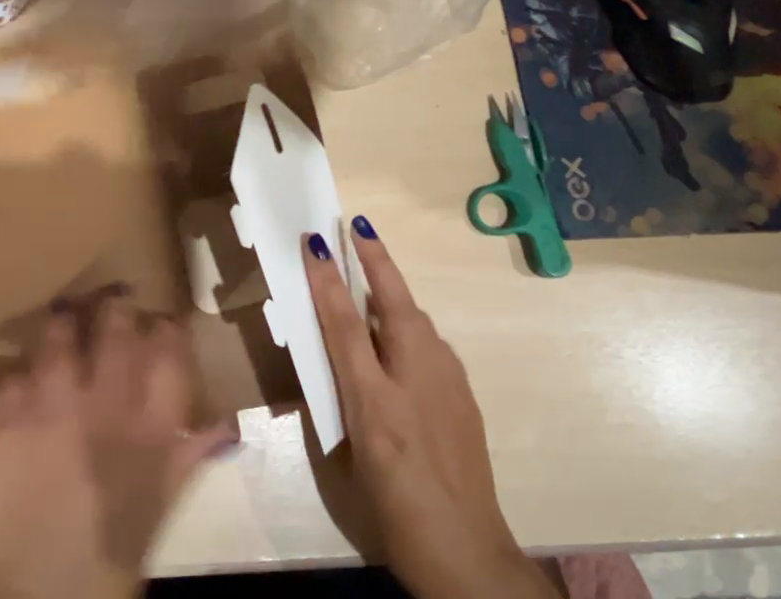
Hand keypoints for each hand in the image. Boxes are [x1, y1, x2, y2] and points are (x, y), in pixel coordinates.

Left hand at [0, 294, 237, 598]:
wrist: (19, 598)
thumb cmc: (100, 563)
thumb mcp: (155, 513)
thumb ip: (186, 459)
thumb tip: (225, 424)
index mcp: (149, 432)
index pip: (170, 352)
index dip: (168, 328)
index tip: (163, 320)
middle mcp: (102, 405)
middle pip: (115, 327)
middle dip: (116, 309)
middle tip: (113, 301)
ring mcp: (46, 403)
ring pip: (58, 333)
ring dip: (63, 324)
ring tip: (63, 318)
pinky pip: (9, 370)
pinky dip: (15, 372)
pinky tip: (15, 381)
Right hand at [304, 219, 558, 598]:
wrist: (464, 550)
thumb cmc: (395, 502)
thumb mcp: (357, 442)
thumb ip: (345, 384)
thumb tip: (341, 343)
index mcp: (383, 391)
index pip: (348, 319)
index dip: (329, 278)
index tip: (316, 240)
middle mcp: (419, 375)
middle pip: (395, 304)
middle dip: (376, 263)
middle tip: (355, 231)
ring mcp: (448, 385)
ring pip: (415, 323)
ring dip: (392, 294)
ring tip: (368, 278)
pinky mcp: (463, 400)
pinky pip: (429, 347)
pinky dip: (407, 328)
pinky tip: (397, 341)